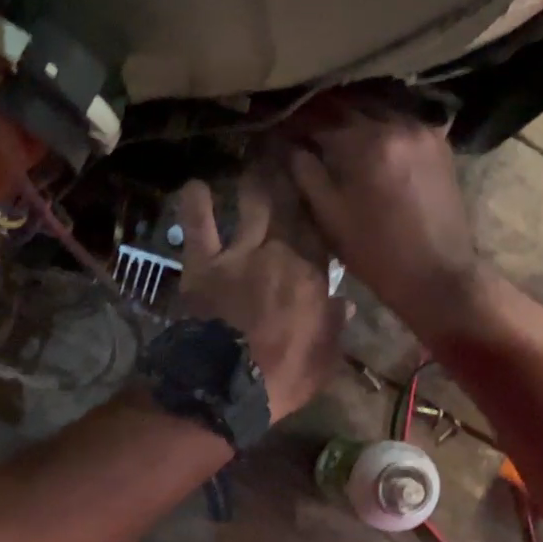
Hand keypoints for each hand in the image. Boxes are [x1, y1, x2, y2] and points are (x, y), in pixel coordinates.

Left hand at [175, 173, 350, 422]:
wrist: (230, 384)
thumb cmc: (284, 377)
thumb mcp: (324, 358)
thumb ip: (335, 326)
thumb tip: (348, 303)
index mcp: (314, 277)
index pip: (321, 234)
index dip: (321, 210)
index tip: (321, 189)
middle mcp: (281, 254)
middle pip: (291, 208)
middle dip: (293, 181)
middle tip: (292, 157)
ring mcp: (241, 255)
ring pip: (252, 205)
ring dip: (255, 182)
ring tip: (256, 164)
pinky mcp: (204, 264)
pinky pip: (199, 226)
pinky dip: (195, 204)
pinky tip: (194, 185)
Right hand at [286, 103, 482, 324]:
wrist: (438, 275)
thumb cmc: (376, 253)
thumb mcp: (330, 217)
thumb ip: (306, 173)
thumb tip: (286, 144)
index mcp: (366, 144)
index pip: (319, 117)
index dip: (293, 117)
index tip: (273, 117)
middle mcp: (397, 124)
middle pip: (350, 104)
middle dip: (321, 109)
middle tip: (299, 117)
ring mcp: (422, 130)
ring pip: (378, 105)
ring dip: (351, 110)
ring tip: (330, 121)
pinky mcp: (439, 142)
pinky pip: (402, 118)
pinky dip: (380, 119)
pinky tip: (367, 132)